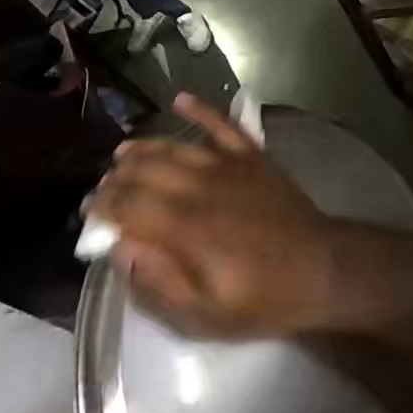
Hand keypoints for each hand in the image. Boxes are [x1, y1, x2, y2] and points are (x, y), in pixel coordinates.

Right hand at [89, 94, 343, 337]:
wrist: (322, 268)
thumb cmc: (263, 298)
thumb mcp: (207, 314)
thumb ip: (159, 281)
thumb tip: (119, 248)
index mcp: (187, 229)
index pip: (131, 207)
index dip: (105, 207)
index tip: (90, 210)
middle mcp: (202, 189)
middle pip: (148, 173)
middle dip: (118, 178)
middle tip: (103, 186)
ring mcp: (229, 166)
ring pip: (176, 147)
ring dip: (145, 147)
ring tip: (123, 153)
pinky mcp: (252, 156)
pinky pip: (222, 125)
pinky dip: (201, 110)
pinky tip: (181, 98)